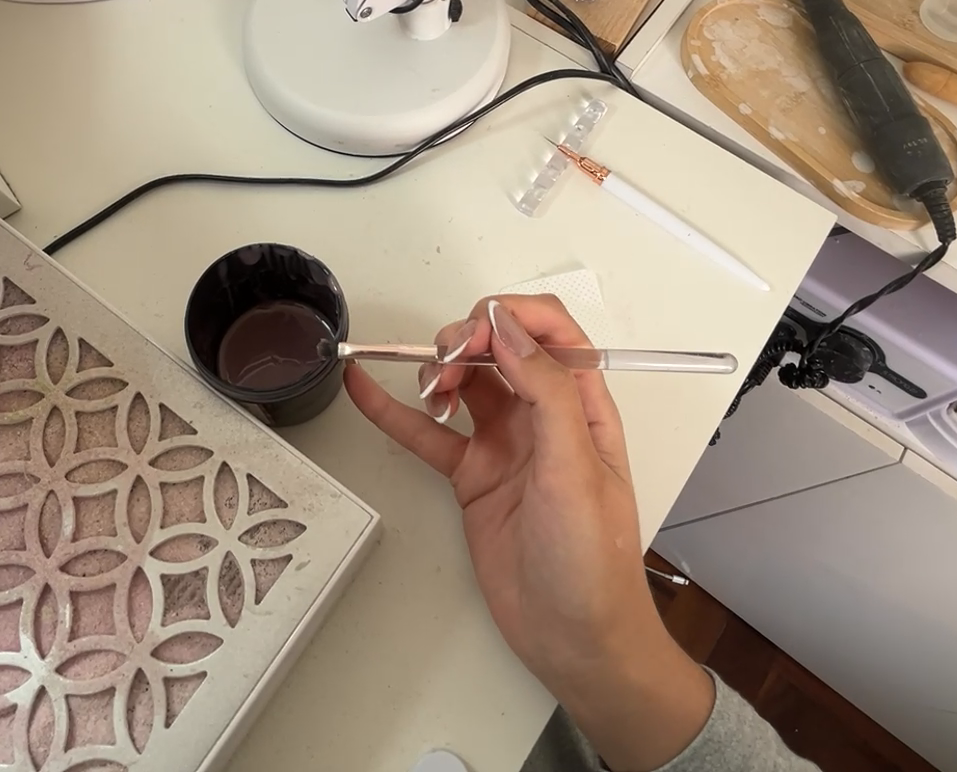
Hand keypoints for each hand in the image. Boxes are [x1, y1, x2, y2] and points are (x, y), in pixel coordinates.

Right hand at [345, 295, 714, 771]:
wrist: (574, 640)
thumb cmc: (592, 558)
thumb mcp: (575, 467)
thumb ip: (546, 391)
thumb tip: (509, 327)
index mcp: (580, 403)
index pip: (550, 331)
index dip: (512, 317)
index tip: (476, 332)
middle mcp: (541, 414)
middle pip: (499, 348)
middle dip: (466, 340)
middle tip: (446, 364)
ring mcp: (503, 442)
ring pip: (462, 382)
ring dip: (436, 372)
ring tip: (427, 393)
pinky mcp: (471, 473)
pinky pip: (427, 433)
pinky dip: (394, 411)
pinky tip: (363, 388)